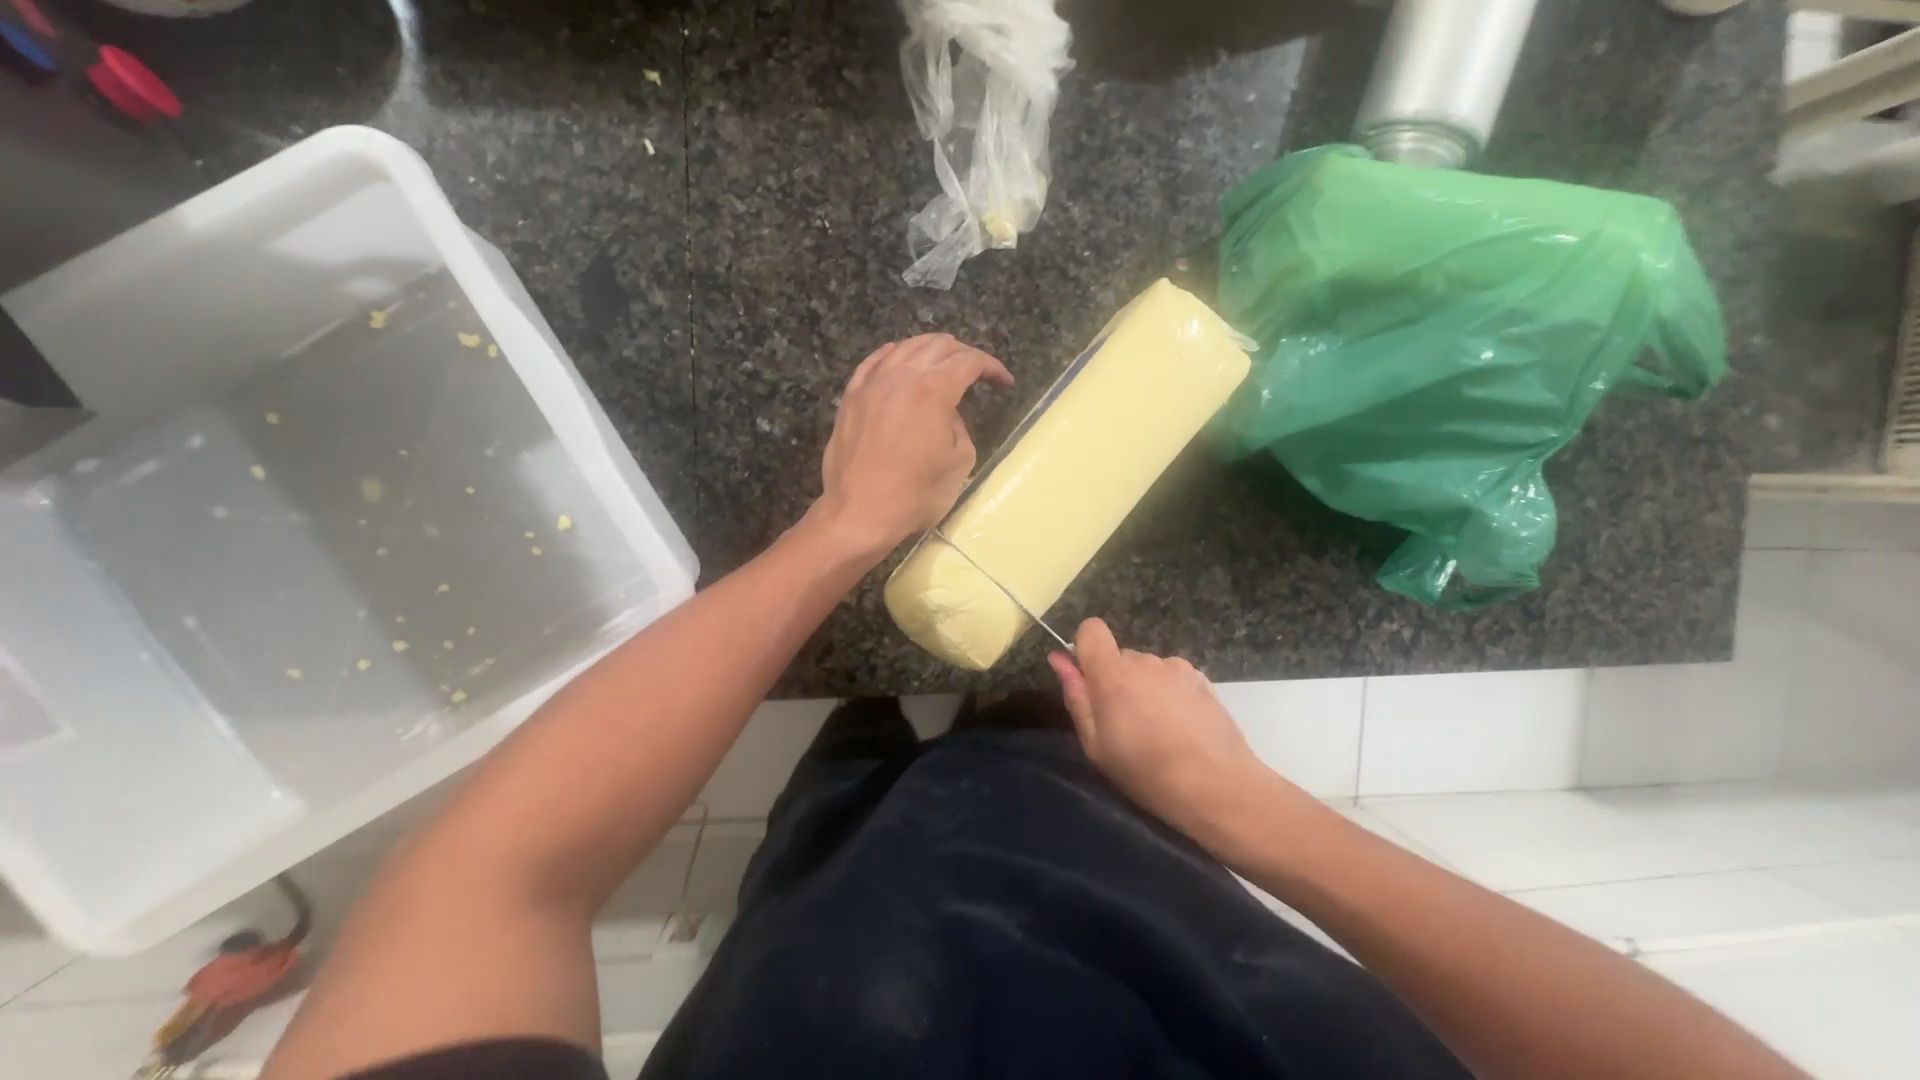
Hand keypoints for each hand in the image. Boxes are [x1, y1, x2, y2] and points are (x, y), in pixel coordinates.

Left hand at [813, 333, 1013, 554]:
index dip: (992, 367)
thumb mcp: (959, 462)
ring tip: (943, 360)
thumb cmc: (915, 493)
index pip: (969, 362)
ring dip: (930, 349)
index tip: (1005, 382)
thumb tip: (945, 417)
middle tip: (977, 370)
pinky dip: (893, 355)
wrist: (859, 513)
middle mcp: (901, 375)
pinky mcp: (851, 397)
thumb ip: (959, 428)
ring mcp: (872, 384)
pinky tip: (898, 357)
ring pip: (904, 348)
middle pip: (937, 346)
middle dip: (963, 353)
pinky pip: (874, 362)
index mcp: (933, 389)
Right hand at [1051, 618, 1302, 840]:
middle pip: (1120, 656)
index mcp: (1113, 674)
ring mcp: (1178, 668)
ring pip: (1148, 669)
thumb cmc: (1147, 774)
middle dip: (1116, 681)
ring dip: (1145, 689)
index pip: (1091, 629)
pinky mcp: (1203, 680)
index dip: (1085, 649)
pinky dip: (1170, 696)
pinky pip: (1173, 679)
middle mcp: (1146, 661)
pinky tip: (1182, 729)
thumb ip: (1077, 697)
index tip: (1089, 682)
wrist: (1218, 787)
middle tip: (1125, 725)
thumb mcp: (1097, 746)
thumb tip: (1059, 659)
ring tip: (1158, 731)